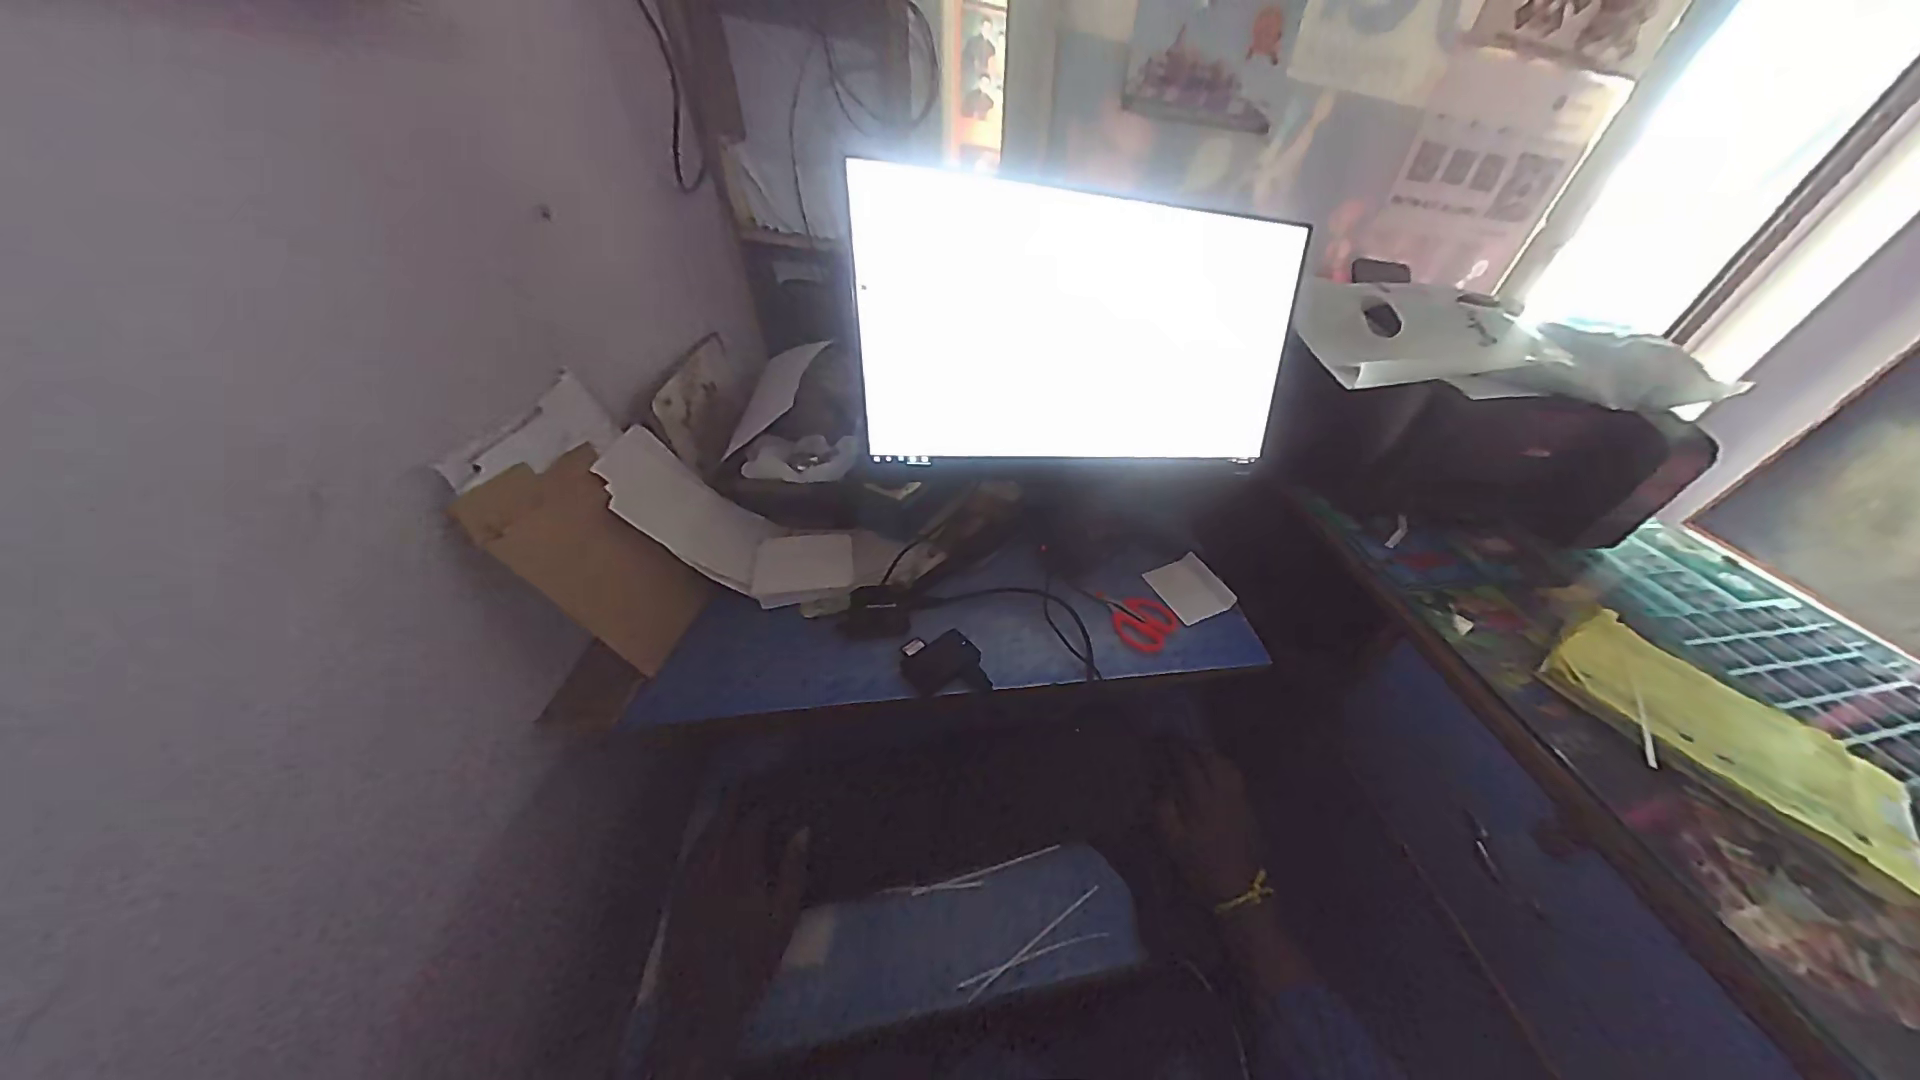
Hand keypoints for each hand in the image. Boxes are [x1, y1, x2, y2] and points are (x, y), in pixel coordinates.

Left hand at [653, 796, 808, 1076]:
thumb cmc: (753, 959)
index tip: (768, 800)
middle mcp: (712, 870)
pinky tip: (704, 842)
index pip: (750, 828)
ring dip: (713, 820)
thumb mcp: (784, 917)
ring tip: (724, 805)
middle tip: (740, 785)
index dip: (759, 812)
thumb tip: (801, 831)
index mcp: (741, 871)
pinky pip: (688, 859)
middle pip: (720, 827)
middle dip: (731, 804)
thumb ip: (793, 871)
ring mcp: (690, 883)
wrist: (703, 1001)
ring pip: (701, 841)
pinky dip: (699, 842)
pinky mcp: (677, 899)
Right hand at [1155, 745, 1314, 993]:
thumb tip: (1161, 783)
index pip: (1186, 762)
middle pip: (1208, 757)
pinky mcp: (1249, 807)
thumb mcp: (1172, 842)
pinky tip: (1214, 767)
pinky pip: (1235, 775)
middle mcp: (1223, 793)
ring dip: (1208, 751)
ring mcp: (1239, 798)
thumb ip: (1164, 809)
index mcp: (1202, 800)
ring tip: (1194, 749)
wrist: (1239, 891)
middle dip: (1191, 745)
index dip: (1172, 747)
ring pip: (1225, 764)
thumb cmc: (1200, 868)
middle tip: (1174, 739)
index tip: (1159, 738)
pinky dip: (1222, 764)